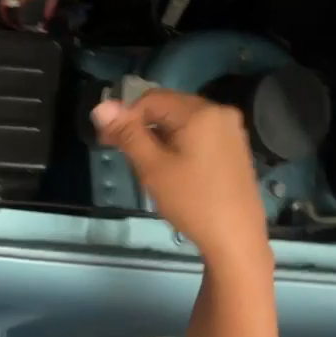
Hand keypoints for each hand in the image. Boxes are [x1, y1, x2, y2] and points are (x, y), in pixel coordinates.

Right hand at [92, 89, 270, 270]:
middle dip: (142, 127)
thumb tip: (100, 106)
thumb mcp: (152, 168)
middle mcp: (220, 112)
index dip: (125, 117)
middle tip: (124, 156)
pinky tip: (171, 171)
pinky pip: (198, 135)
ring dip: (158, 138)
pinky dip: (178, 145)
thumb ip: (127, 134)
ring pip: (182, 123)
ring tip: (148, 168)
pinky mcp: (234, 148)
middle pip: (169, 108)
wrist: (235, 236)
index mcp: (200, 112)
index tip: (108, 142)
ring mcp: (231, 130)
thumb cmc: (191, 201)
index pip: (151, 99)